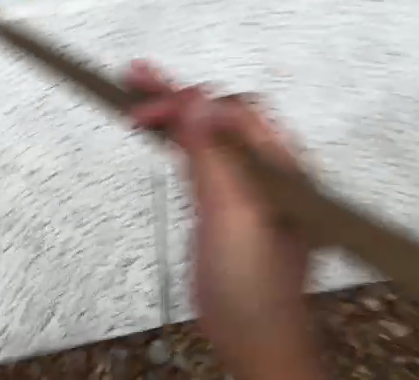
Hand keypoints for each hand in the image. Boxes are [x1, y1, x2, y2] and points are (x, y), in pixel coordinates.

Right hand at [125, 62, 323, 379]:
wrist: (254, 342)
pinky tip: (155, 123)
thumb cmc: (255, 291)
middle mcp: (268, 170)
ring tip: (134, 85)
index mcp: (284, 170)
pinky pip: (198, 152)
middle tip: (135, 77)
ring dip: (172, 107)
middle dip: (177, 93)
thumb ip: (213, 156)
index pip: (236, 113)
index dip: (193, 104)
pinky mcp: (224, 198)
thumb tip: (196, 100)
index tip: (153, 109)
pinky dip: (174, 133)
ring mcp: (246, 183)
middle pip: (219, 113)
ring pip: (205, 129)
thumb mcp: (232, 216)